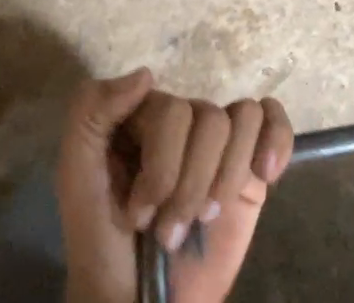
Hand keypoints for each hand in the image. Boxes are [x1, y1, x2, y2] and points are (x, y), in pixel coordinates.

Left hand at [55, 69, 294, 302]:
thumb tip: (146, 73)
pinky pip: (273, 123)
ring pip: (242, 121)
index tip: (139, 214)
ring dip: (224, 180)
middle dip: (190, 184)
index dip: (162, 164)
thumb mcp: (77, 175)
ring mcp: (217, 145)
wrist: (136, 299)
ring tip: (203, 220)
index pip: (172, 109)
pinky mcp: (250, 170)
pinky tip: (266, 173)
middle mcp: (181, 123)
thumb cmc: (101, 242)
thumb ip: (92, 113)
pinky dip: (277, 140)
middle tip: (167, 232)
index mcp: (140, 116)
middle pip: (210, 119)